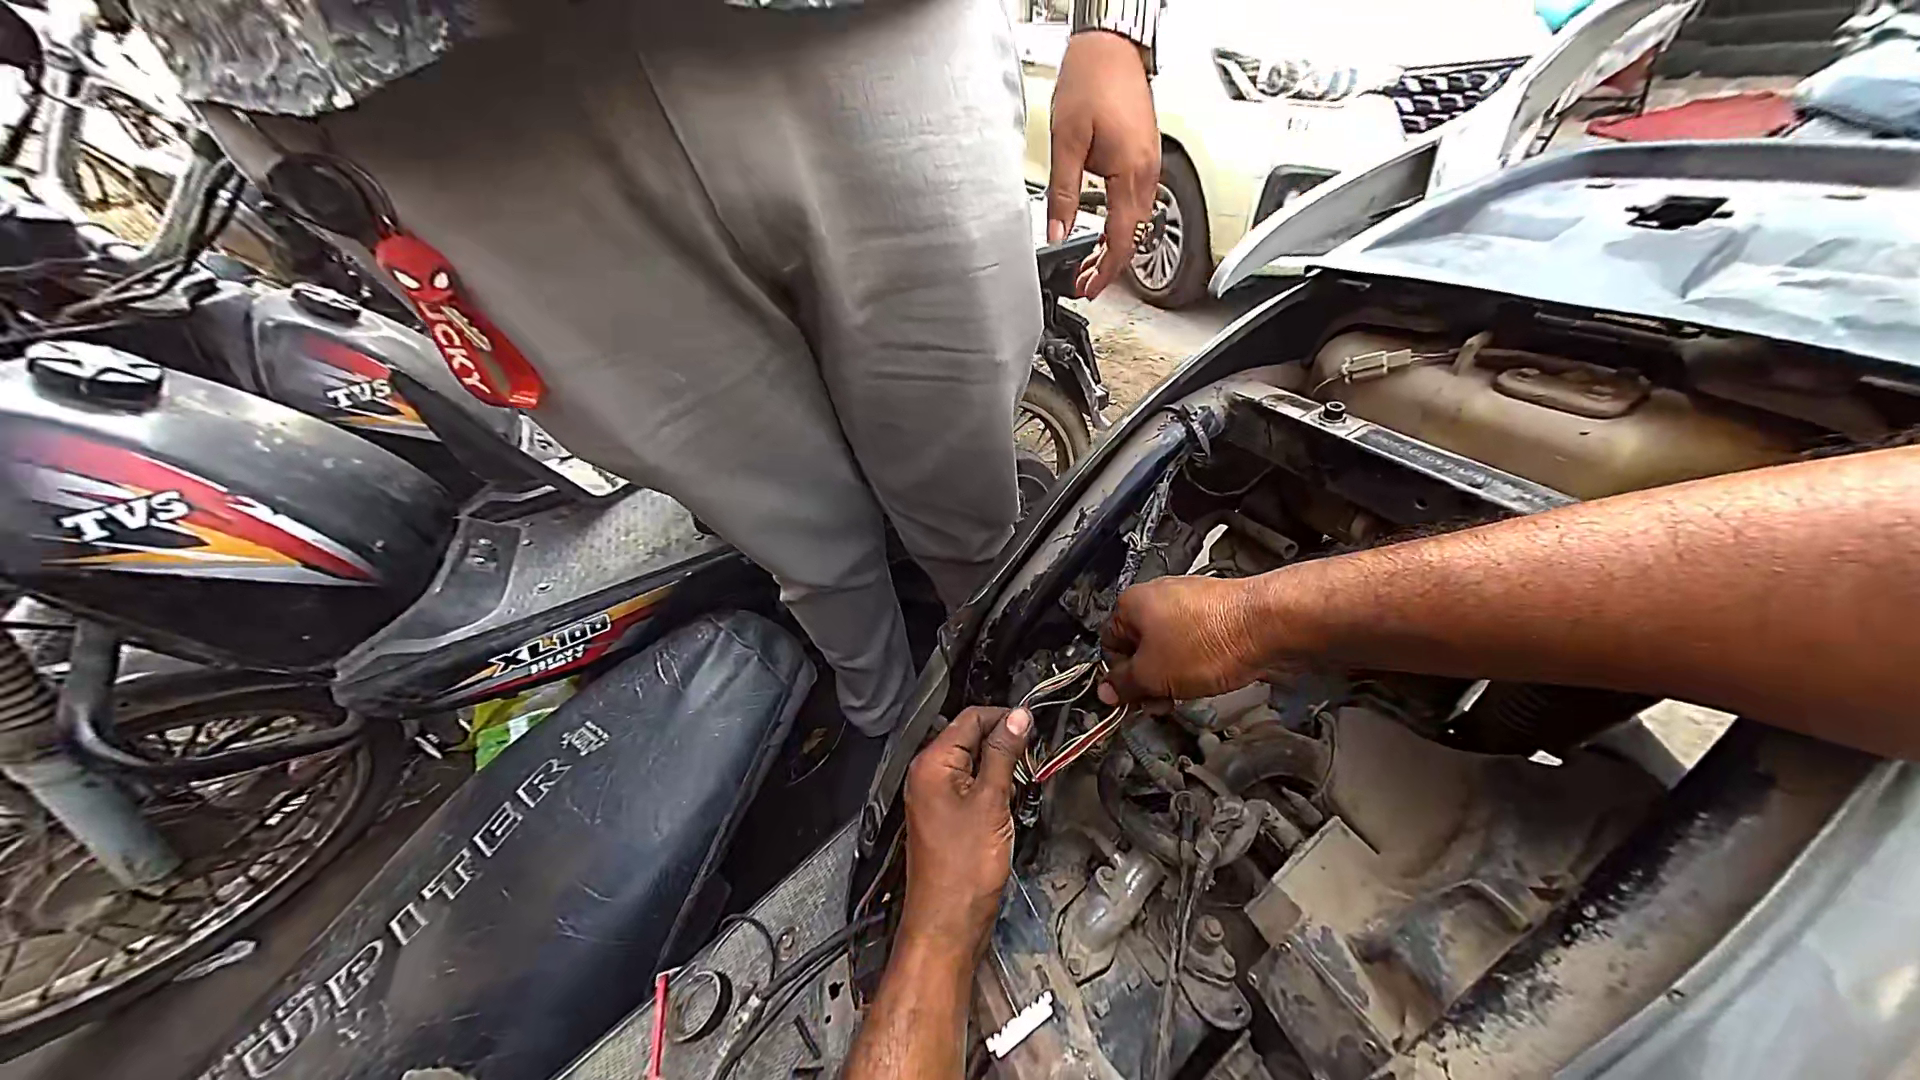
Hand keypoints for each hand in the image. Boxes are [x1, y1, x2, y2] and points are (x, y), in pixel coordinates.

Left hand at [900, 706, 1030, 949]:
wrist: (947, 924)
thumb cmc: (962, 872)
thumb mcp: (991, 801)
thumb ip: (1004, 754)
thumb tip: (1018, 719)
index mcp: (931, 763)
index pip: (970, 718)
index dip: (1003, 717)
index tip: (1031, 725)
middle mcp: (927, 774)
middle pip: (969, 736)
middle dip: (1002, 741)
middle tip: (1029, 754)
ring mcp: (934, 794)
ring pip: (971, 760)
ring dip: (998, 764)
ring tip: (1019, 781)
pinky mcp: (944, 814)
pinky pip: (969, 783)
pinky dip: (990, 785)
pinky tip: (1005, 800)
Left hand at [1047, 30, 1158, 298]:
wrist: (1110, 45)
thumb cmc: (1092, 80)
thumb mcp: (1066, 144)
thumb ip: (1062, 195)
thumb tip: (1055, 233)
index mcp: (1131, 174)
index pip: (1121, 241)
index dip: (1104, 271)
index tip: (1088, 287)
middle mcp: (1147, 173)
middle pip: (1132, 237)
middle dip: (1108, 266)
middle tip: (1083, 281)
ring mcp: (1150, 166)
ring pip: (1136, 223)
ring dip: (1114, 248)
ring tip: (1089, 263)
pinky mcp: (1145, 158)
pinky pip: (1136, 204)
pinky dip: (1120, 226)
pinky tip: (1103, 233)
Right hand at [1099, 575, 1269, 704]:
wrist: (1267, 625)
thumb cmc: (1211, 637)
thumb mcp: (1153, 674)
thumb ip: (1124, 684)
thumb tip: (1108, 691)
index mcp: (1131, 603)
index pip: (1108, 644)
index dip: (1117, 675)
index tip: (1130, 697)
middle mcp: (1157, 596)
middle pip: (1139, 646)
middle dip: (1148, 678)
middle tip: (1159, 700)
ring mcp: (1188, 602)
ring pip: (1168, 646)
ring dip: (1172, 673)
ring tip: (1187, 690)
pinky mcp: (1215, 612)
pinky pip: (1194, 642)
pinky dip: (1197, 662)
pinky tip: (1208, 676)